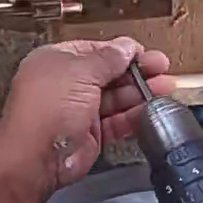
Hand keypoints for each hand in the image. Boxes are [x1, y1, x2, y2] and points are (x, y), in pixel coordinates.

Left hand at [0, 37, 173, 195]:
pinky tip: (152, 110)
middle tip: (162, 69)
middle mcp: (67, 85)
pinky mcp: (89, 134)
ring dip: (139, 93)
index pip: (93, 51)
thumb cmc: (49, 107)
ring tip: (166, 88)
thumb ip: (108, 59)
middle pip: (107, 74)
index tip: (144, 53)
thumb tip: (126, 47)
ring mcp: (78, 110)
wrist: (37, 155)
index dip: (120, 51)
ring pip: (114, 99)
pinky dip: (133, 116)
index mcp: (57, 62)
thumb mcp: (81, 71)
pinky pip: (115, 122)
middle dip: (135, 72)